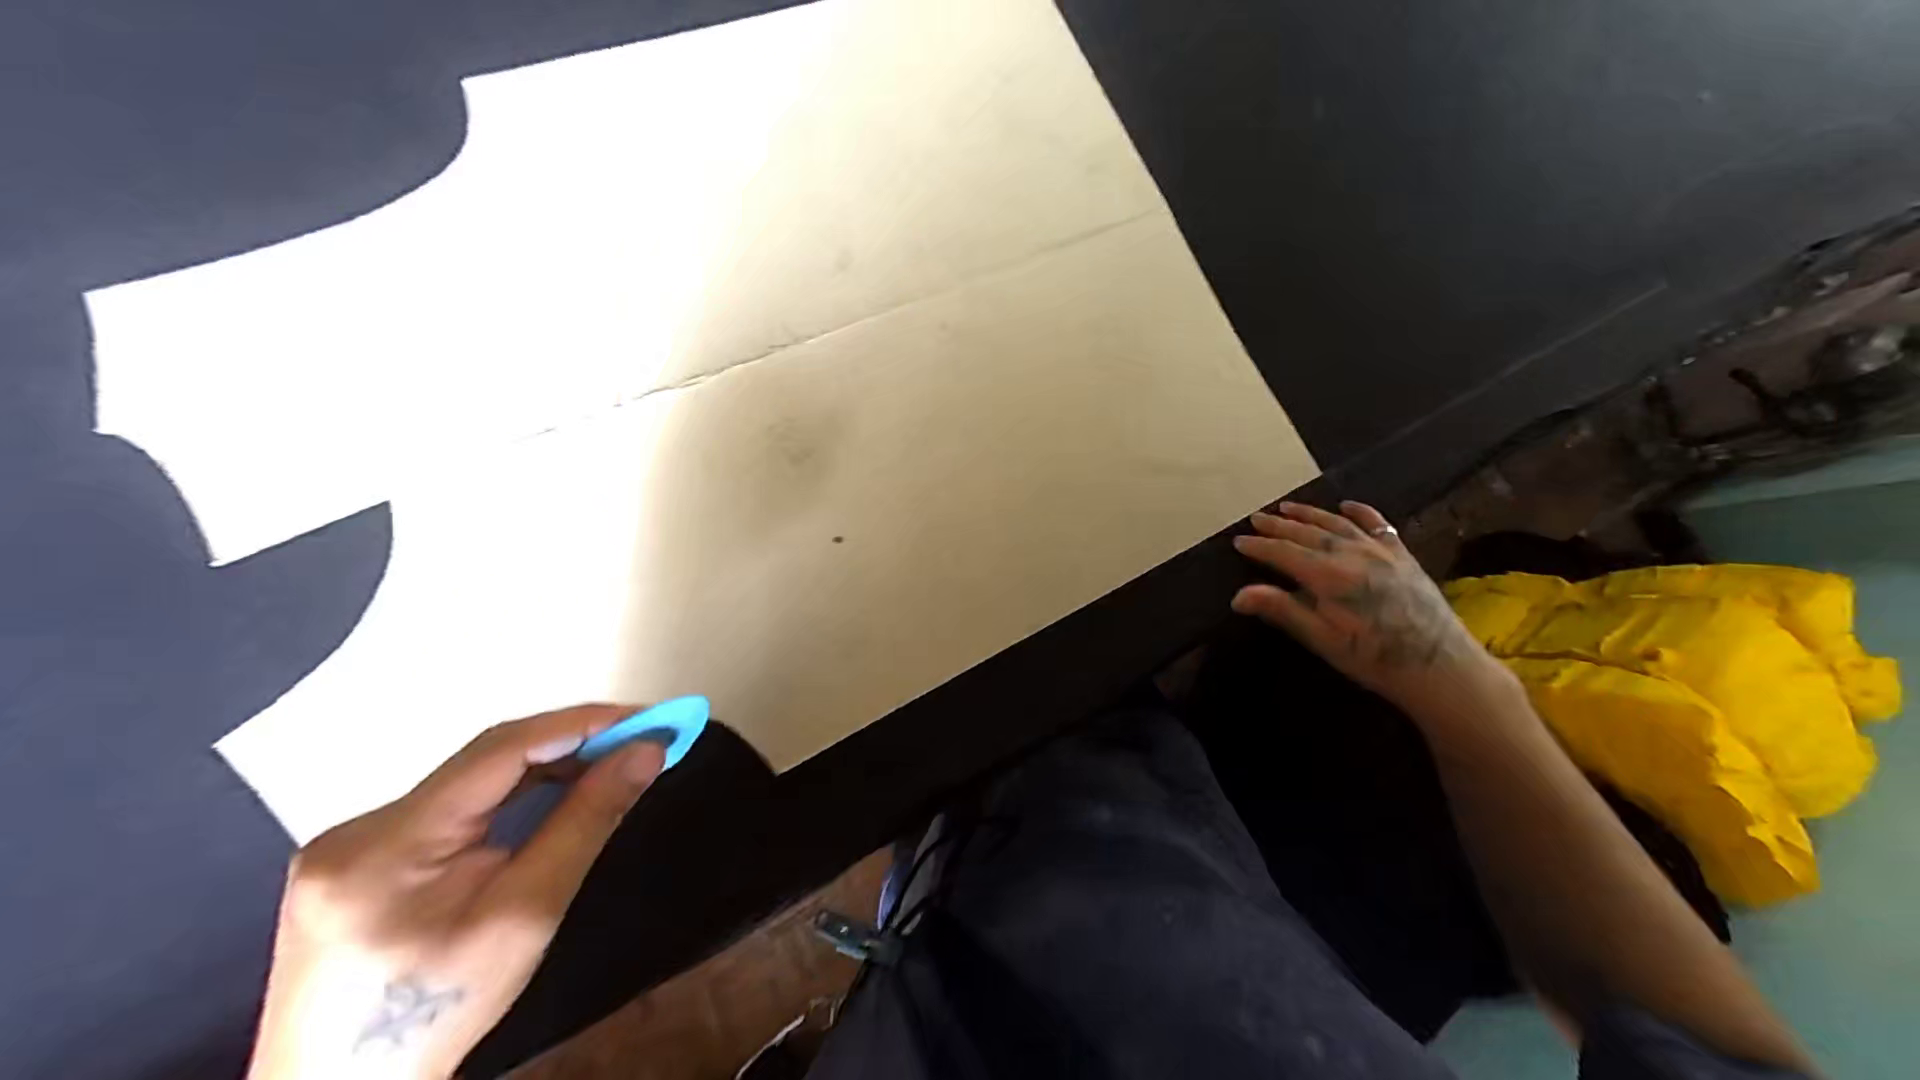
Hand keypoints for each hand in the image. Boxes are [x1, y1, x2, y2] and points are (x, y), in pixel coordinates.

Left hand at [247, 704, 666, 1079]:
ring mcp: (352, 840)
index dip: (579, 724)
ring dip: (545, 766)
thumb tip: (647, 751)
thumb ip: (587, 822)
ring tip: (609, 763)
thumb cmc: (444, 1010)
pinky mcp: (359, 856)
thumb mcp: (529, 914)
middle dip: (569, 743)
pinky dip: (512, 792)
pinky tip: (551, 795)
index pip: (499, 750)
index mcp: (388, 843)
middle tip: (639, 741)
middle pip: (484, 760)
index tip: (647, 719)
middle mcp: (359, 826)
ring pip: (471, 779)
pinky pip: (455, 802)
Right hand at [1230, 501, 1502, 710]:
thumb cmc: (1373, 658)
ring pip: (1337, 523)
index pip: (1283, 553)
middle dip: (1278, 524)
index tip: (1238, 541)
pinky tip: (1346, 506)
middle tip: (1256, 518)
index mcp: (1328, 576)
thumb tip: (1238, 596)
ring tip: (1287, 506)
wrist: (1440, 667)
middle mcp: (1352, 554)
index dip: (1259, 546)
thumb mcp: (1321, 639)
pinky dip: (1360, 512)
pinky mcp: (1402, 556)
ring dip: (1310, 514)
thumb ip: (1281, 610)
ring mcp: (1380, 551)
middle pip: (1307, 532)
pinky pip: (1378, 524)